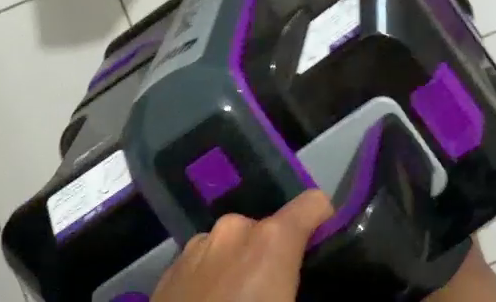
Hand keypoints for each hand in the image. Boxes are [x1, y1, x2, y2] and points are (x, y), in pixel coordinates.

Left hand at [153, 190, 334, 301]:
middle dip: (279, 260)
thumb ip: (301, 287)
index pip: (314, 203)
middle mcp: (234, 229)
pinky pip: (207, 262)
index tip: (325, 256)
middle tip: (280, 298)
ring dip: (245, 271)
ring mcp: (197, 245)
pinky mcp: (170, 269)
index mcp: (271, 239)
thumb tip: (292, 287)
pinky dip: (216, 281)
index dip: (325, 226)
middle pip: (271, 231)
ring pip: (236, 247)